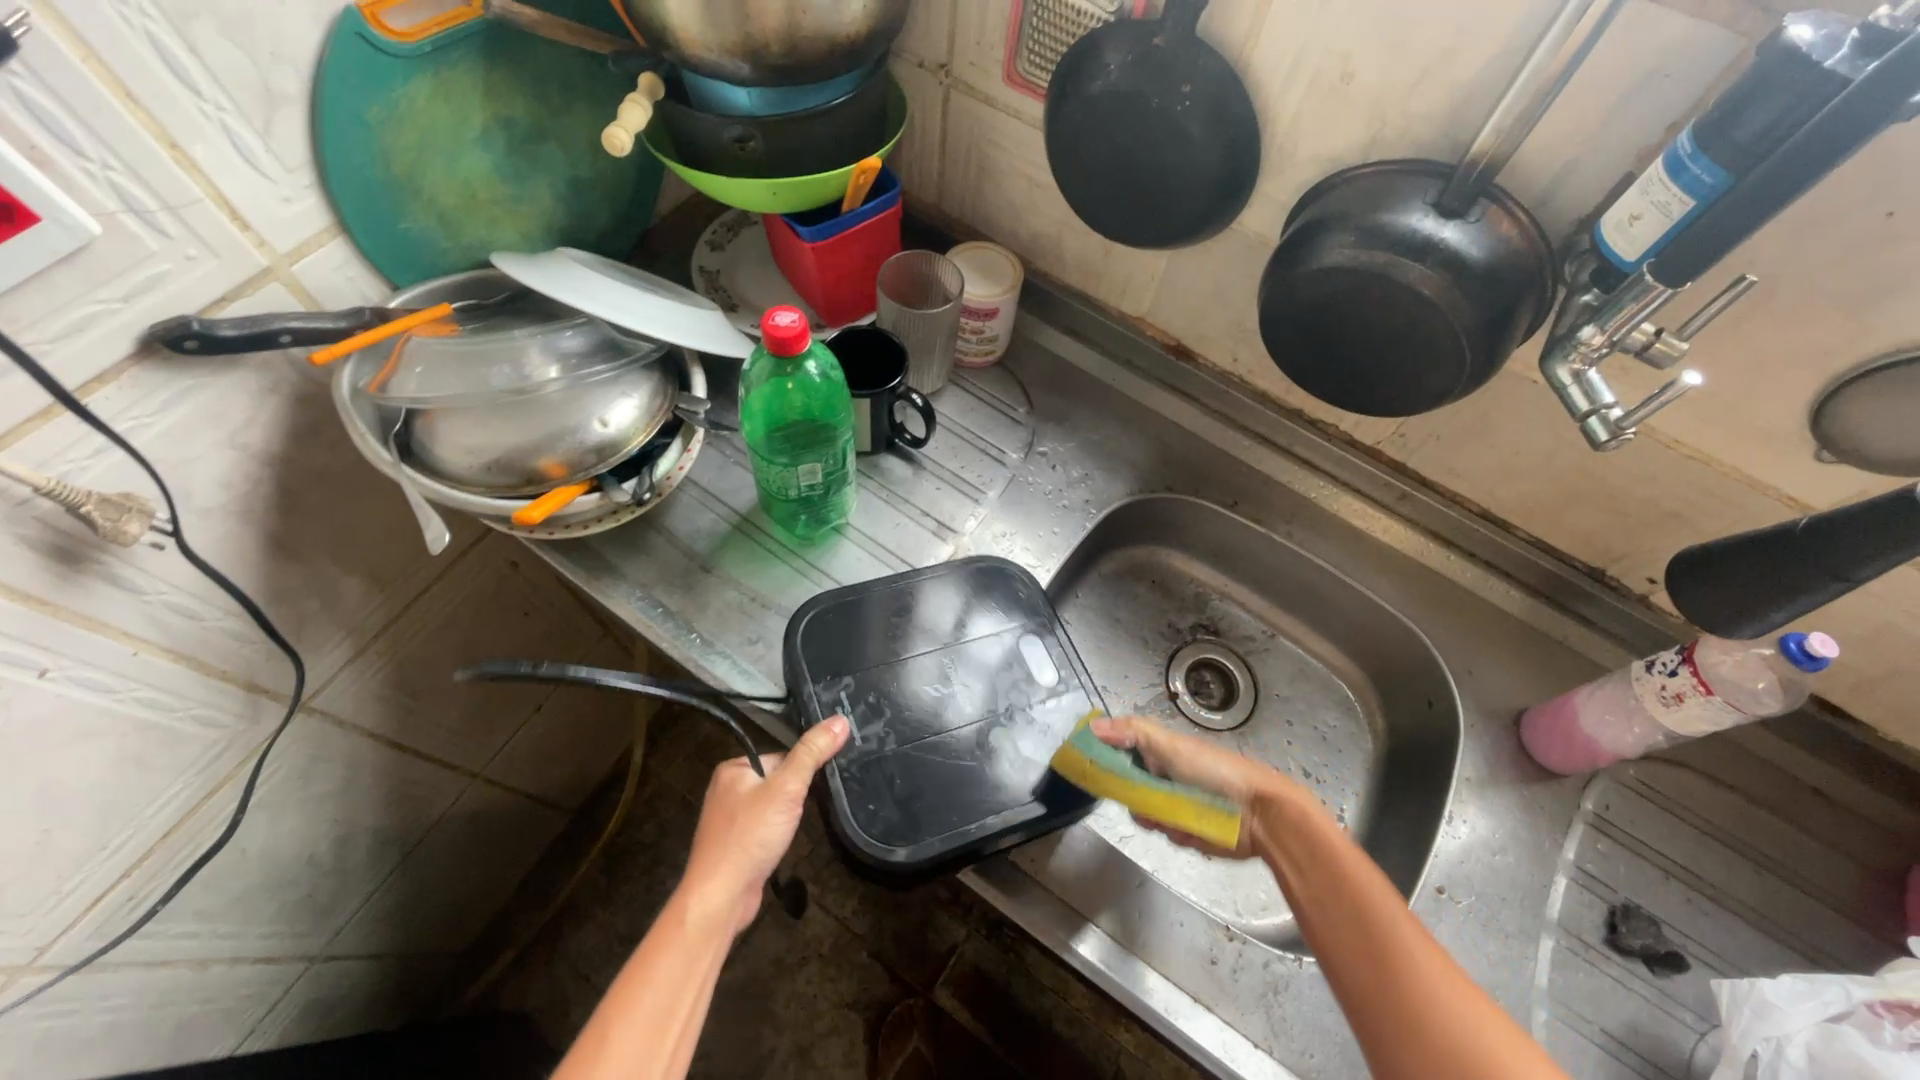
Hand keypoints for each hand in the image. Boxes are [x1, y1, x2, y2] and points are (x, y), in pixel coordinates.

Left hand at [680, 715, 849, 933]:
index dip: (801, 773)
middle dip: (794, 798)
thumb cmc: (750, 836)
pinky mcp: (735, 843)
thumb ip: (812, 753)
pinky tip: (779, 846)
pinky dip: (776, 835)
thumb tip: (840, 719)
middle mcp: (727, 788)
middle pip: (778, 781)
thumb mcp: (787, 788)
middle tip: (799, 814)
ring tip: (789, 833)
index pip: (781, 756)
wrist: (720, 896)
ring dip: (786, 818)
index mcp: (733, 768)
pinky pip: (764, 828)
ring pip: (773, 806)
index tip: (812, 790)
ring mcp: (728, 818)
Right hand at [1090, 714, 1306, 858]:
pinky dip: (1176, 833)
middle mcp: (1167, 775)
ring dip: (1157, 818)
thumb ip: (1132, 732)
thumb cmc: (1215, 773)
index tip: (1102, 772)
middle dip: (1136, 798)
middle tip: (1148, 800)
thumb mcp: (1171, 745)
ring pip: (1146, 814)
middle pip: (1130, 789)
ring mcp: (1178, 803)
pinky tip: (1192, 830)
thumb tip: (1092, 725)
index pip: (1123, 754)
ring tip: (1177, 817)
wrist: (1261, 814)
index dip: (1110, 762)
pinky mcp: (1190, 830)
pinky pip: (1167, 833)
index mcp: (1163, 750)